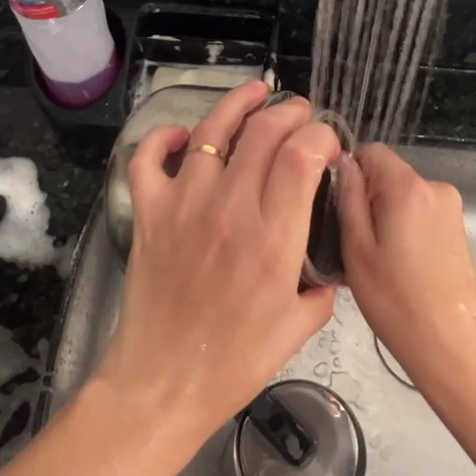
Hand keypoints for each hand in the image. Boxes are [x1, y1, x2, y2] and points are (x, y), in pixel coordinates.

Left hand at [91, 80, 340, 432]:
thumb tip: (327, 257)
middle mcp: (229, 209)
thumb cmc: (236, 362)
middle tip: (299, 111)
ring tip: (255, 92)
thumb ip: (323, 284)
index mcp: (273, 238)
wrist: (163, 383)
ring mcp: (183, 204)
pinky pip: (148, 156)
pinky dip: (163, 136)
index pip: (302, 154)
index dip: (321, 134)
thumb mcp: (299, 325)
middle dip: (289, 111)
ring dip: (238, 104)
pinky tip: (182, 134)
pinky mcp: (148, 211)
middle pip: (263, 131)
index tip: (328, 141)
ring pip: (210, 129)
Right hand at [336, 143, 475, 396]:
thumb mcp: (357, 248)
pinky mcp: (459, 231)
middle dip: (369, 199)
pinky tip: (400, 268)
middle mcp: (437, 188)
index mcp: (410, 187)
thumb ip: (349, 198)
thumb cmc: (396, 300)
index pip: (373, 151)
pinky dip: (406, 231)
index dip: (352, 172)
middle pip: (389, 175)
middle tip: (356, 243)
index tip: (341, 206)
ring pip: (404, 197)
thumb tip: (345, 162)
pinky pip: (421, 215)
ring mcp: (453, 210)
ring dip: (387, 217)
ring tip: (378, 261)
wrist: (452, 346)